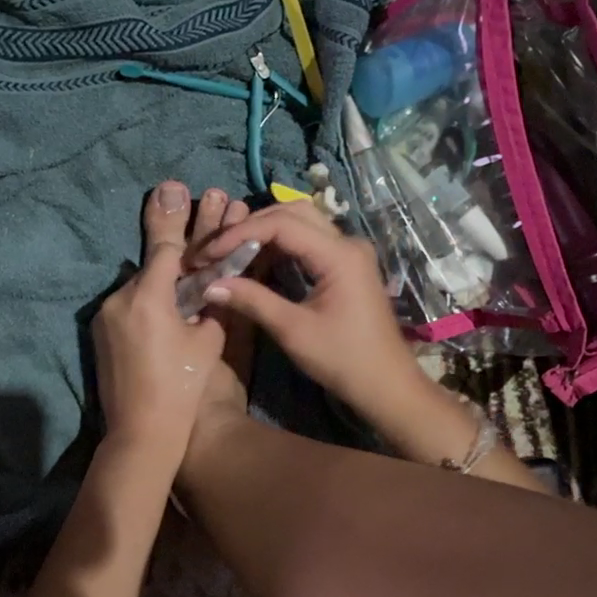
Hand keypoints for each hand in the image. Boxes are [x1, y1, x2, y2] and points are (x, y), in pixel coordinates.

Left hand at [93, 182, 227, 458]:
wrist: (141, 433)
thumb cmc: (182, 388)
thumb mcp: (208, 341)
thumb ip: (208, 302)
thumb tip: (209, 282)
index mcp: (148, 298)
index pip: (166, 249)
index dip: (176, 218)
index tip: (174, 187)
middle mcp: (119, 299)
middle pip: (151, 265)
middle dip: (172, 244)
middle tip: (174, 195)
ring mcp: (105, 316)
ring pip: (139, 287)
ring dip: (159, 281)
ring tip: (181, 279)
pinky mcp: (100, 332)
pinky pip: (129, 306)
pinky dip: (147, 301)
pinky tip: (163, 311)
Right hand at [190, 201, 430, 422]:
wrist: (386, 384)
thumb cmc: (343, 359)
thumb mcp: (293, 331)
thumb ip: (253, 301)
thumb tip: (210, 285)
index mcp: (339, 255)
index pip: (281, 225)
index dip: (240, 234)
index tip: (209, 254)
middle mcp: (346, 243)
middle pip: (292, 213)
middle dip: (250, 226)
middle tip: (216, 248)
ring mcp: (349, 252)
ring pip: (300, 223)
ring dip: (264, 232)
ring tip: (230, 252)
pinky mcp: (346, 265)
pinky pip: (308, 241)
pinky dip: (279, 245)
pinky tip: (255, 261)